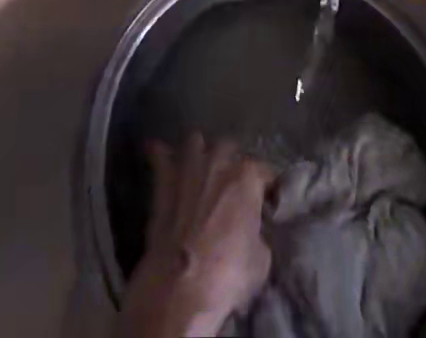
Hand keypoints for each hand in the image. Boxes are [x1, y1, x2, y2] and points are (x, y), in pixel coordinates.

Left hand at [118, 135, 274, 337]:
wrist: (181, 284)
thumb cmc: (228, 273)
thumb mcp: (261, 257)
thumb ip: (257, 231)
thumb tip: (251, 229)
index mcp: (247, 177)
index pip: (265, 171)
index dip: (267, 186)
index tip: (267, 201)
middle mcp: (218, 163)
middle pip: (229, 147)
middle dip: (231, 161)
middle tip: (231, 184)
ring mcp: (188, 168)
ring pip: (195, 141)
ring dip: (199, 152)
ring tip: (200, 167)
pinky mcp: (163, 180)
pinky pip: (159, 155)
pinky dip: (160, 154)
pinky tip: (158, 153)